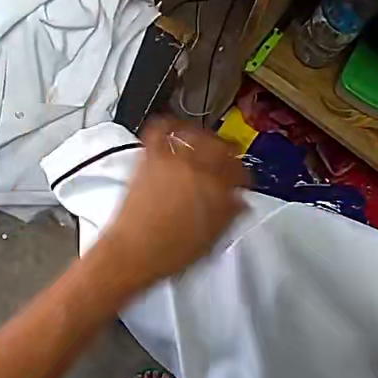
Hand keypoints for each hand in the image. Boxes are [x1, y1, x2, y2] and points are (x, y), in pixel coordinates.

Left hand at [87, 118, 246, 290]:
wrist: (133, 252)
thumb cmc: (168, 251)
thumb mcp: (212, 238)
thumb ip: (230, 214)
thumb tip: (240, 202)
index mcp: (219, 188)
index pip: (240, 171)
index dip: (244, 175)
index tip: (242, 179)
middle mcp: (198, 169)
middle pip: (221, 148)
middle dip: (229, 153)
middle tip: (229, 158)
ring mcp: (173, 160)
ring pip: (196, 135)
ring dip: (205, 137)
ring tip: (206, 141)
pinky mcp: (149, 158)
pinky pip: (160, 131)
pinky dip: (168, 125)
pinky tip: (173, 126)